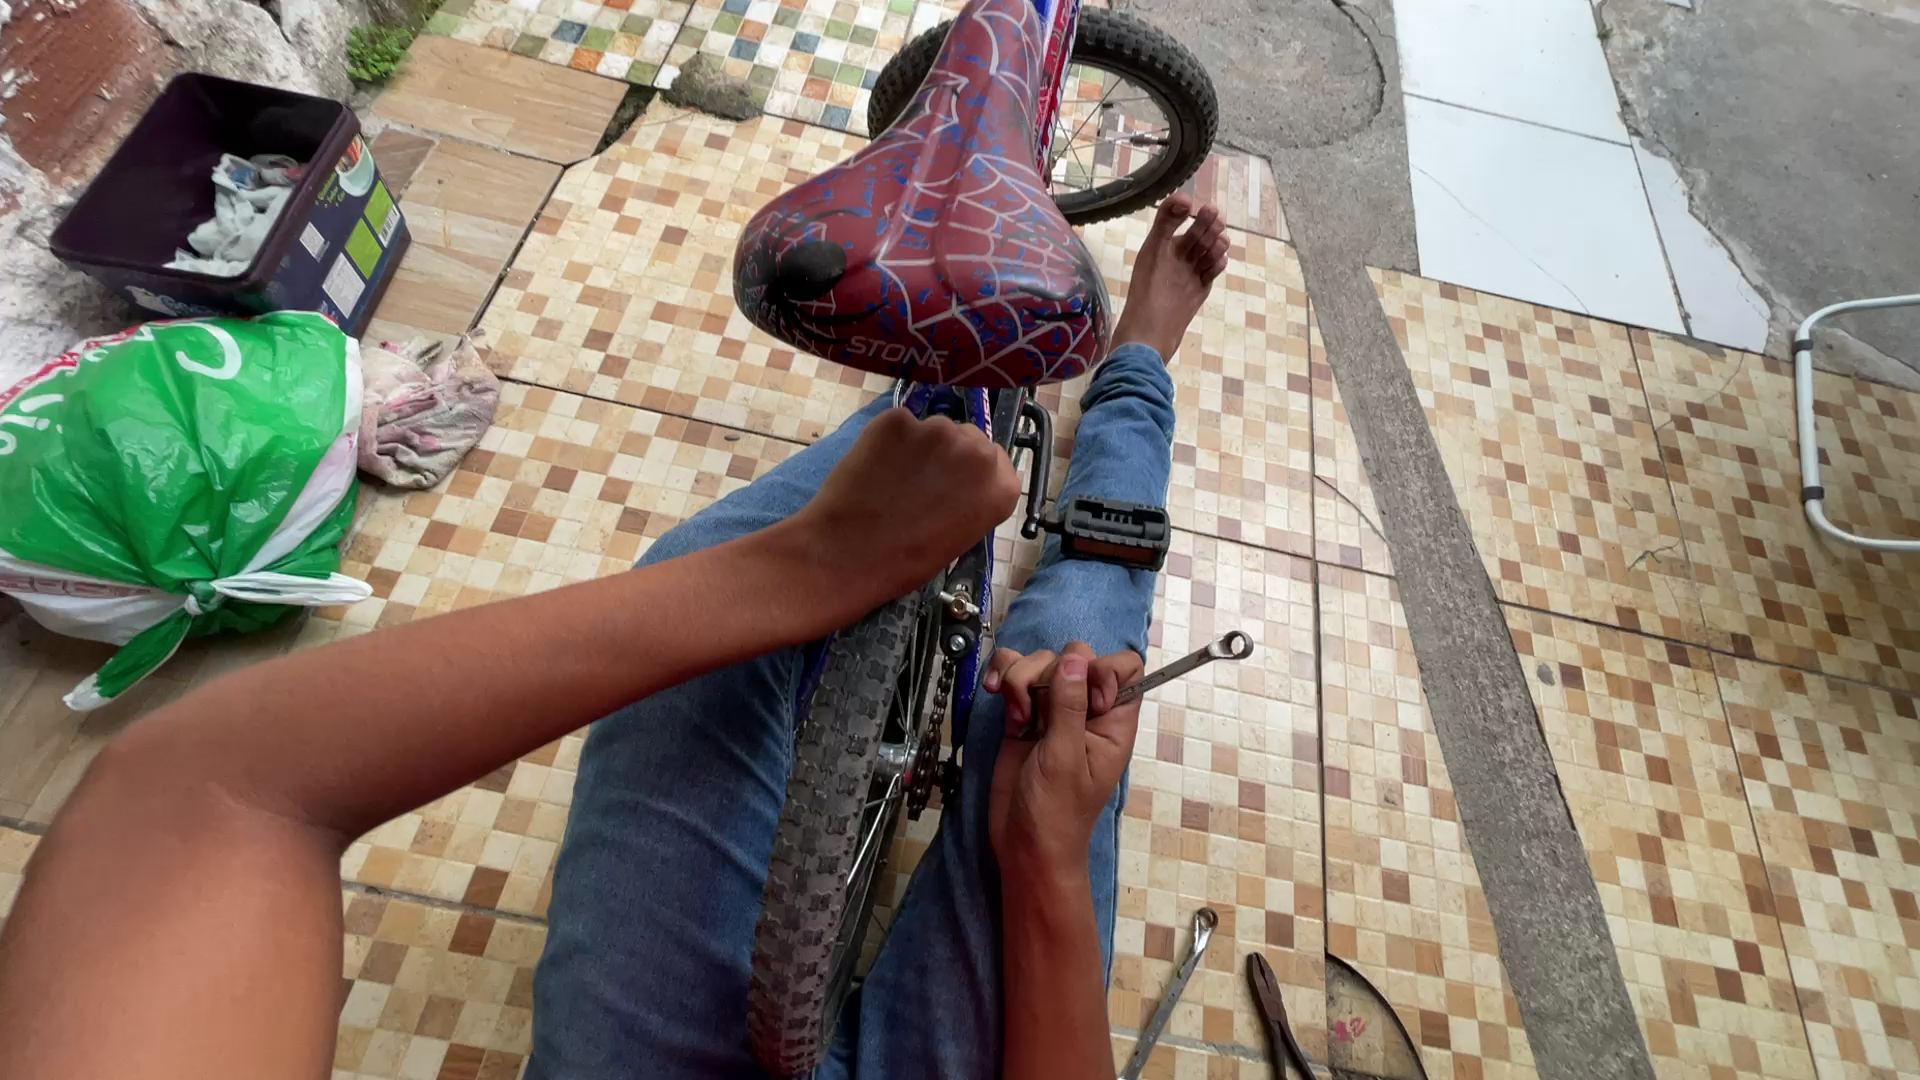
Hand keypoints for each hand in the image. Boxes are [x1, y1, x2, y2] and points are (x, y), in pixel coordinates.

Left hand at [789, 407, 1018, 614]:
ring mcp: (938, 430)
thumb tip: (958, 481)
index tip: (955, 484)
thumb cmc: (906, 561)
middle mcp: (978, 452)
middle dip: (949, 455)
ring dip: (918, 447)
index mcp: (1002, 487)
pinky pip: (898, 424)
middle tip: (922, 482)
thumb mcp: (959, 538)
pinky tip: (874, 467)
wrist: (849, 553)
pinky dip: (888, 441)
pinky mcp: (898, 419)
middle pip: (969, 438)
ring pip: (933, 429)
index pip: (997, 462)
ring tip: (893, 479)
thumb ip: (971, 501)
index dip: (972, 472)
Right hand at [986, 643, 1144, 883]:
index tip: (1084, 699)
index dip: (1103, 671)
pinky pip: (1014, 673)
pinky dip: (1003, 675)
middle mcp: (1085, 707)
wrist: (1023, 845)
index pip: (1123, 667)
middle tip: (1036, 712)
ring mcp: (1052, 707)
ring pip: (1040, 660)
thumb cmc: (1056, 813)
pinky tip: (995, 693)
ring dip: (1021, 678)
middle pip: (1074, 656)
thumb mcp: (1065, 759)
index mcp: (1112, 720)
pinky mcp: (1022, 710)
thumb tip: (1074, 659)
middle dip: (1048, 674)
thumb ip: (1069, 706)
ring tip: (1016, 714)